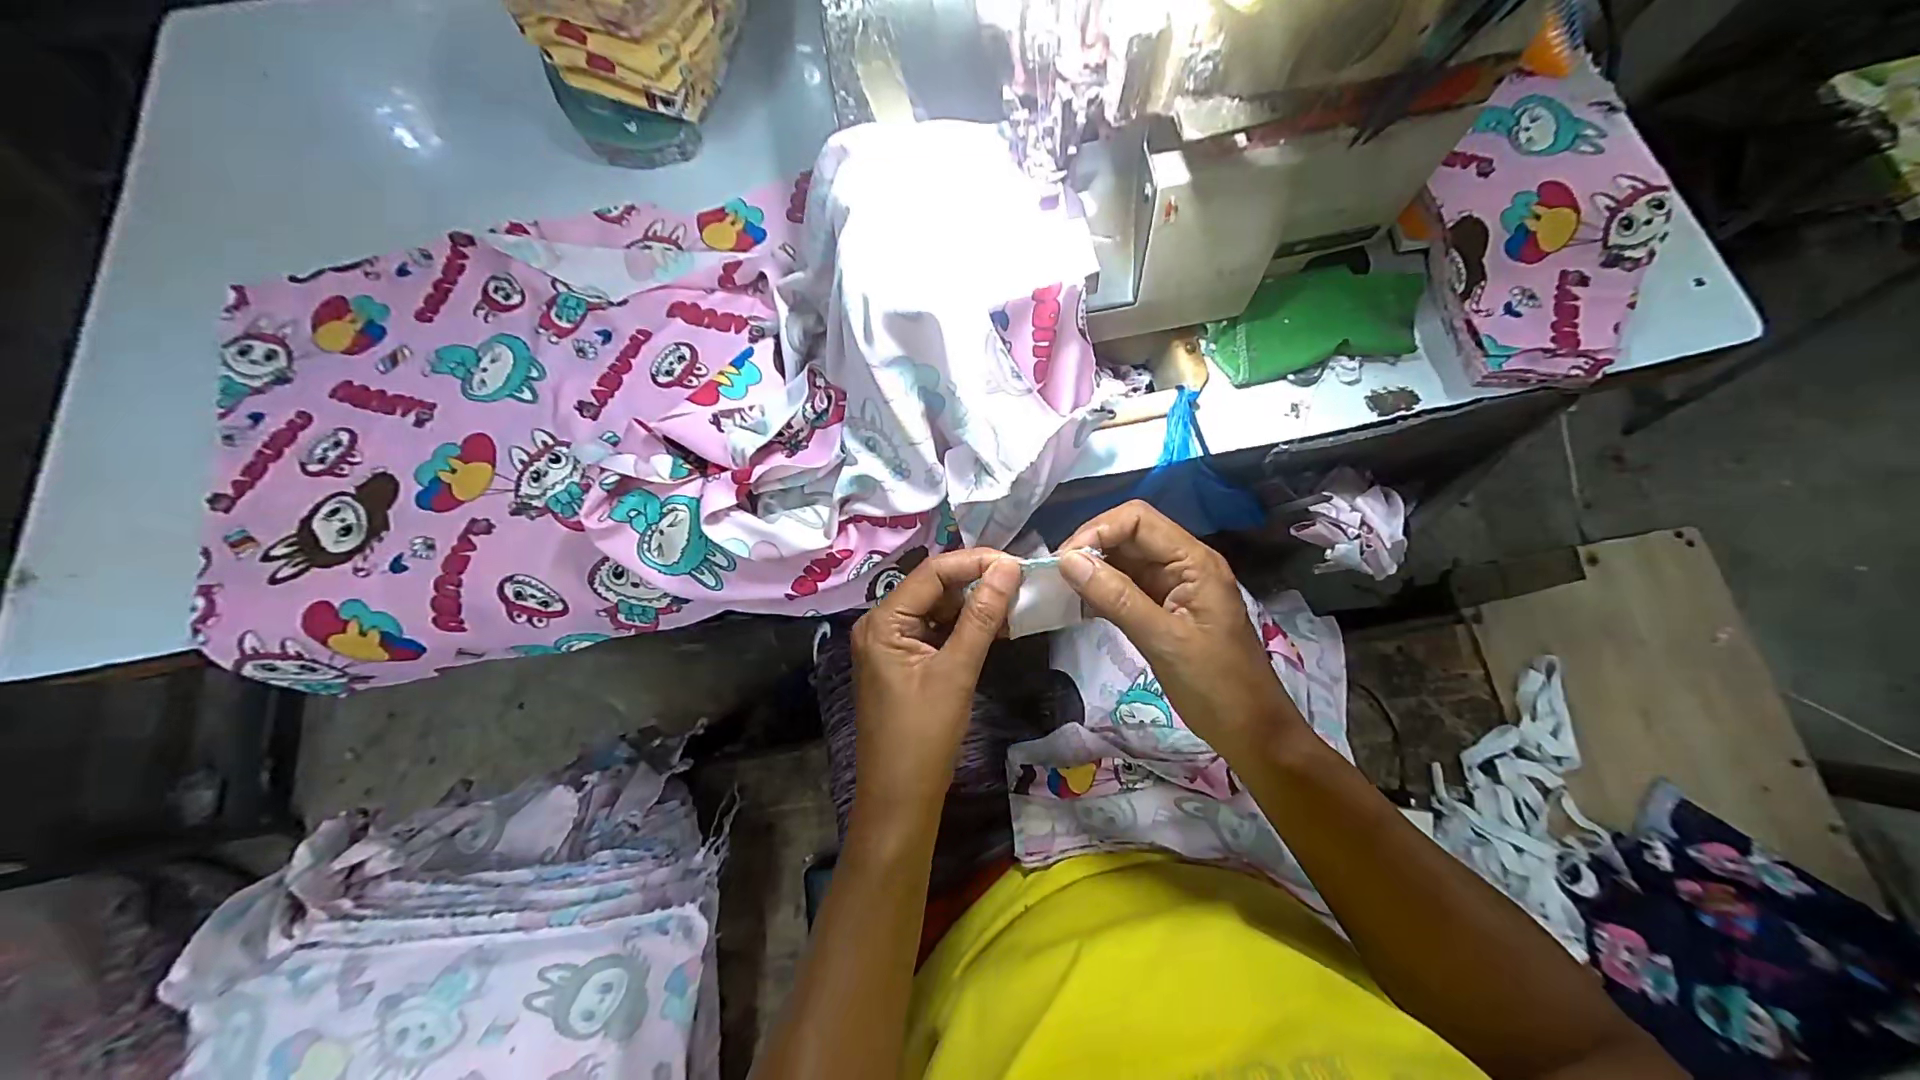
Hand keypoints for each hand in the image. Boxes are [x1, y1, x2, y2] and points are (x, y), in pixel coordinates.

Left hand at [849, 549, 1020, 824]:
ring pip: (937, 609)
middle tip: (1022, 584)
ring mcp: (891, 645)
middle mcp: (880, 625)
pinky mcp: (904, 663)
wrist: (899, 799)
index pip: (931, 572)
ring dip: (974, 606)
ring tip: (1016, 605)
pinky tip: (996, 629)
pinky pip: (936, 632)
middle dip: (977, 583)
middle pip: (933, 588)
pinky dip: (964, 629)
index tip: (1017, 563)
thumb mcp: (956, 672)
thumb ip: (982, 617)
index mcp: (882, 622)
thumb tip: (1007, 568)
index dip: (975, 562)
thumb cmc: (923, 737)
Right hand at [1059, 501, 1302, 755]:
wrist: (1251, 731)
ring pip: (1123, 561)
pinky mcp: (1163, 608)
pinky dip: (1101, 591)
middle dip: (1090, 548)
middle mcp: (1183, 564)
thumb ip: (1116, 598)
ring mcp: (1173, 586)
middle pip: (1128, 535)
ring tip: (1061, 590)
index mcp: (1194, 562)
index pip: (1138, 520)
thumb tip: (1068, 561)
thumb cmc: (1216, 686)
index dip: (1098, 530)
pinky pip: (1125, 587)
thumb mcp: (1164, 641)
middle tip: (1055, 576)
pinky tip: (1078, 606)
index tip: (1065, 561)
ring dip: (1091, 570)